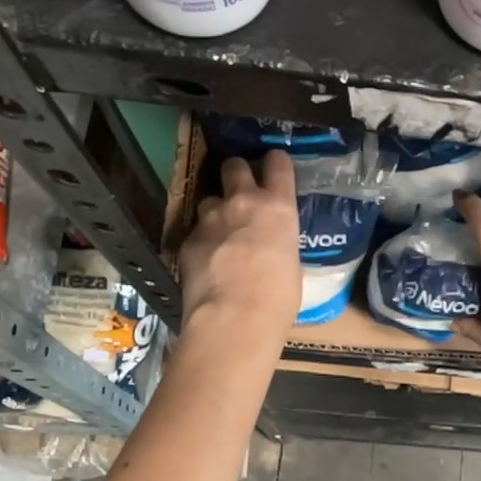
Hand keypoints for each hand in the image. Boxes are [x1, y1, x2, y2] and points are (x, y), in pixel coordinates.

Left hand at [179, 152, 300, 342]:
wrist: (234, 318)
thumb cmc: (278, 298)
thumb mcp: (292, 263)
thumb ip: (280, 242)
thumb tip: (272, 246)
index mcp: (278, 207)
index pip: (278, 164)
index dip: (275, 163)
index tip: (275, 166)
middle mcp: (242, 202)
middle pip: (233, 165)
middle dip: (236, 173)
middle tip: (240, 192)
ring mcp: (210, 218)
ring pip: (209, 200)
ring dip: (216, 212)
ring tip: (221, 235)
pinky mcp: (187, 239)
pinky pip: (195, 232)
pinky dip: (202, 242)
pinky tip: (208, 263)